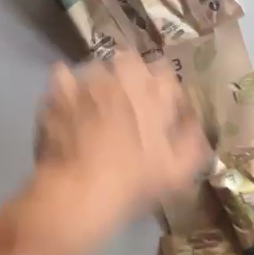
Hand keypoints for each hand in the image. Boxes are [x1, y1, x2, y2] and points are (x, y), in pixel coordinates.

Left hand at [18, 53, 210, 254]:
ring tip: (96, 106)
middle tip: (127, 106)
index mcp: (155, 91)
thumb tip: (194, 124)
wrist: (80, 191)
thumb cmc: (134, 182)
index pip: (164, 72)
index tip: (160, 108)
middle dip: (130, 79)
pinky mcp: (59, 91)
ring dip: (99, 82)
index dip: (162, 89)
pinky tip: (69, 104)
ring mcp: (88, 80)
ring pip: (98, 68)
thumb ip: (192, 141)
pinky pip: (63, 77)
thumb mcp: (178, 170)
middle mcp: (123, 76)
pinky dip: (67, 88)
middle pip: (131, 63)